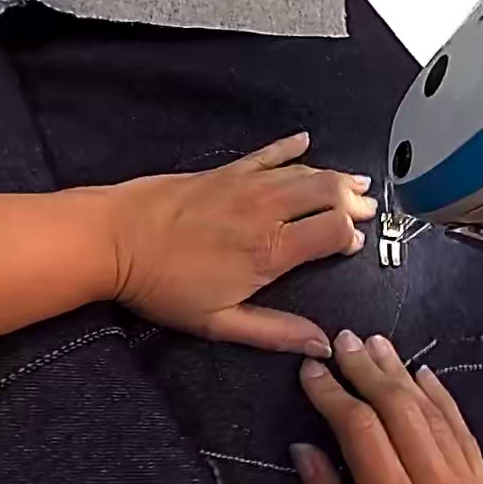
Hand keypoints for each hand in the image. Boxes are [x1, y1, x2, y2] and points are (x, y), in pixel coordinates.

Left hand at [97, 133, 376, 354]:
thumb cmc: (165, 286)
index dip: (352, 234)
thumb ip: (275, 332)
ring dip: (336, 176)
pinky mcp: (229, 170)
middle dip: (355, 199)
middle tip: (369, 206)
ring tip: (357, 182)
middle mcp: (268, 210)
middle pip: (328, 193)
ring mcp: (249, 184)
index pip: (333, 230)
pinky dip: (290, 146)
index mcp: (271, 250)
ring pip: (306, 172)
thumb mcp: (219, 322)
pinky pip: (268, 153)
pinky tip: (305, 140)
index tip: (354, 243)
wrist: (114, 239)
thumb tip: (321, 343)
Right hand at [293, 331, 482, 483]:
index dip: (333, 394)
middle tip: (343, 339)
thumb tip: (306, 451)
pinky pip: (466, 434)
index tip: (311, 369)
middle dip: (367, 369)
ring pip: (433, 413)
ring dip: (402, 373)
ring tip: (377, 344)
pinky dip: (445, 399)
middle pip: (399, 409)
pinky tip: (428, 376)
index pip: (360, 432)